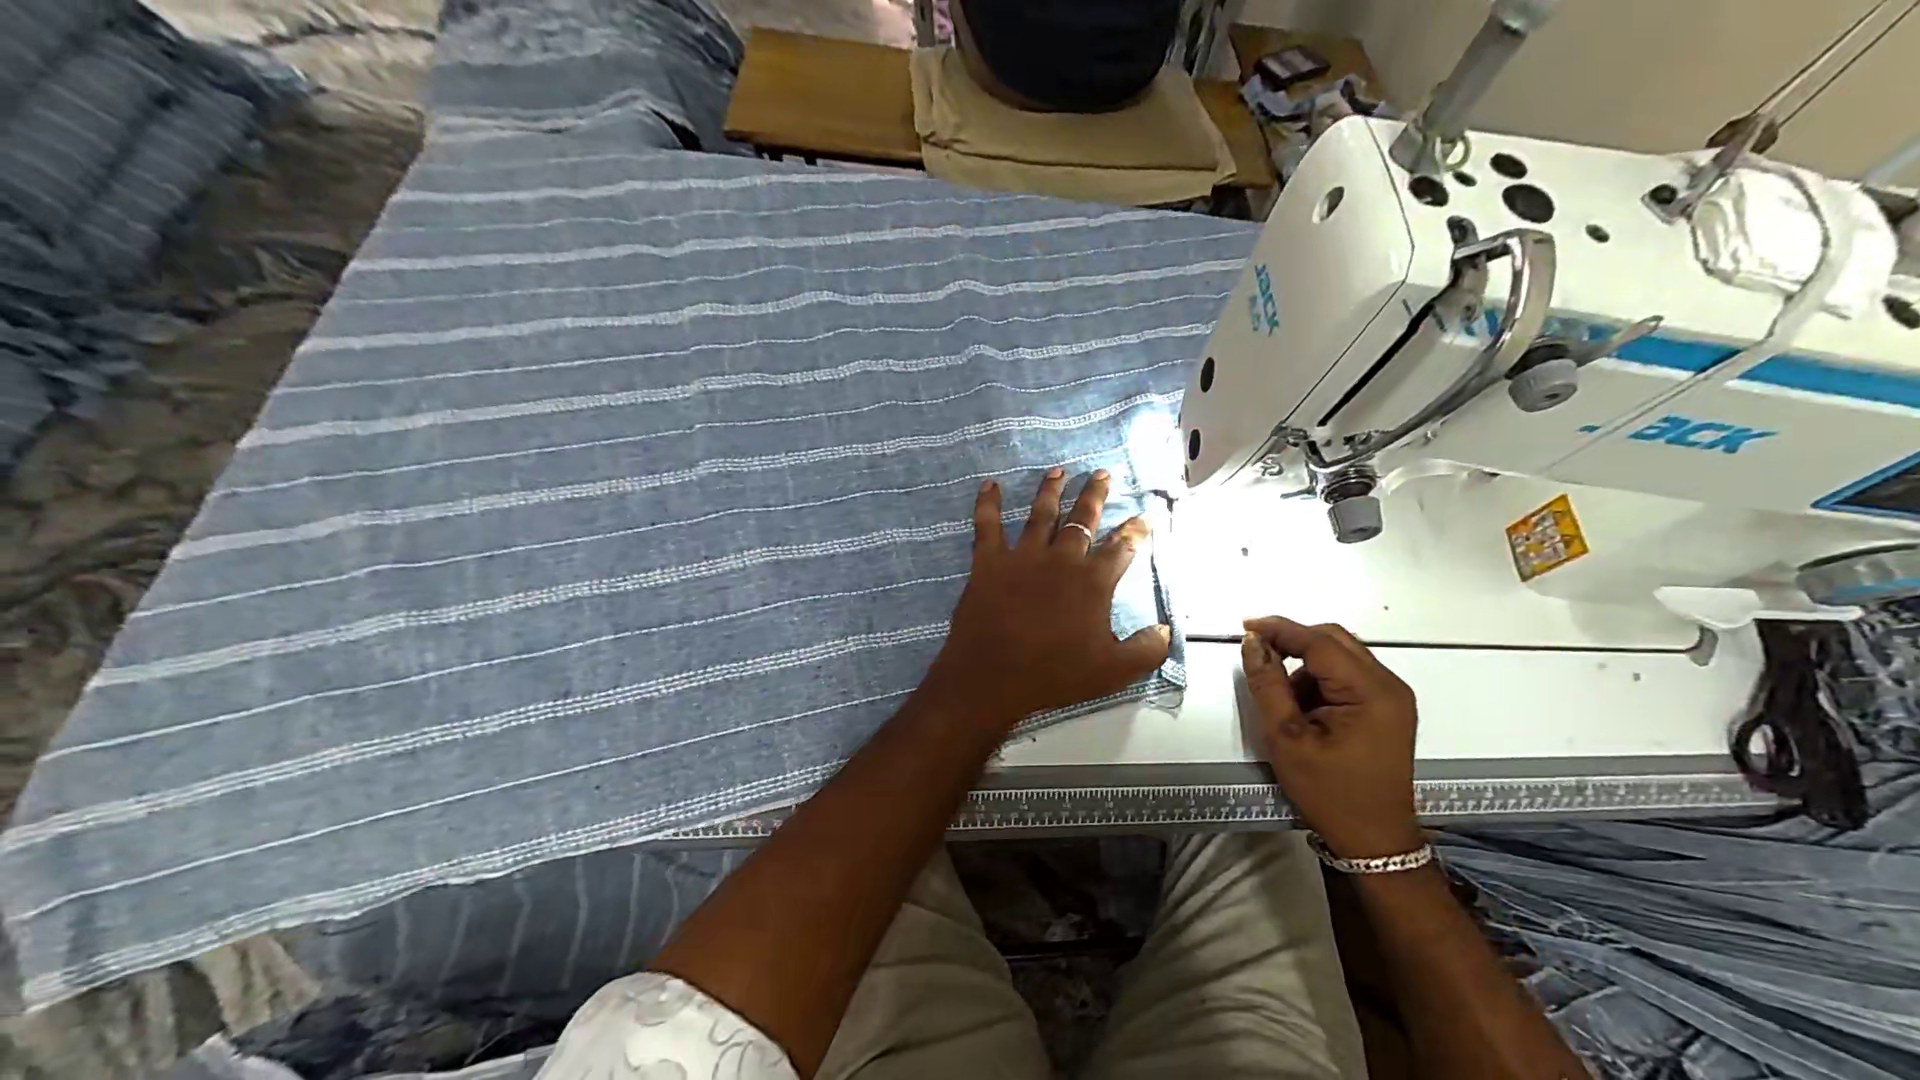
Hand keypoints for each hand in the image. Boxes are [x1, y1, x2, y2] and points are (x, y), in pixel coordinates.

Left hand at [923, 467, 1171, 727]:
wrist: (993, 676)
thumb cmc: (1054, 674)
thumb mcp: (1113, 671)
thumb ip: (1146, 650)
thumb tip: (1166, 631)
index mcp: (1093, 581)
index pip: (1121, 547)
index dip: (1135, 530)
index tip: (1143, 516)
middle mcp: (1060, 559)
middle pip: (1082, 519)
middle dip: (1095, 494)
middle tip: (1103, 474)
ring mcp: (1022, 556)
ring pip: (1040, 513)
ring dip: (1051, 490)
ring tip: (1059, 471)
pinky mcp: (988, 561)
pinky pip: (986, 525)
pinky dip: (988, 503)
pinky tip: (990, 484)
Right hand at [1241, 616, 1421, 858]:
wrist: (1373, 839)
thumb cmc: (1329, 792)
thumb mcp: (1286, 738)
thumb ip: (1268, 685)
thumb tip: (1253, 643)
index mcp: (1371, 692)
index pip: (1319, 642)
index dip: (1280, 628)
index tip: (1245, 625)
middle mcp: (1389, 685)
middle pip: (1334, 640)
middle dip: (1292, 642)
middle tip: (1255, 652)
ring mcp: (1392, 696)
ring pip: (1339, 656)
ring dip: (1305, 664)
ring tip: (1284, 701)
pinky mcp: (1387, 707)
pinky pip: (1347, 675)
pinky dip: (1319, 680)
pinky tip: (1304, 709)